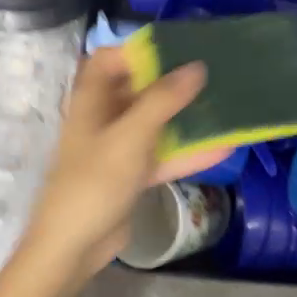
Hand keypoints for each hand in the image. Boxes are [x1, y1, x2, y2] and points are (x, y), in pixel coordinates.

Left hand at [15, 49, 231, 288]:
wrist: (73, 246)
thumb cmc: (94, 183)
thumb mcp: (130, 136)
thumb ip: (163, 100)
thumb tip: (196, 66)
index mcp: (91, 100)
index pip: (109, 59)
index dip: (138, 50)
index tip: (177, 50)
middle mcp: (103, 118)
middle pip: (137, 89)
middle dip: (172, 82)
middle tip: (211, 73)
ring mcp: (117, 148)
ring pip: (155, 122)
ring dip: (185, 116)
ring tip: (223, 103)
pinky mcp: (131, 175)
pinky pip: (162, 154)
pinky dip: (187, 151)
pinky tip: (224, 146)